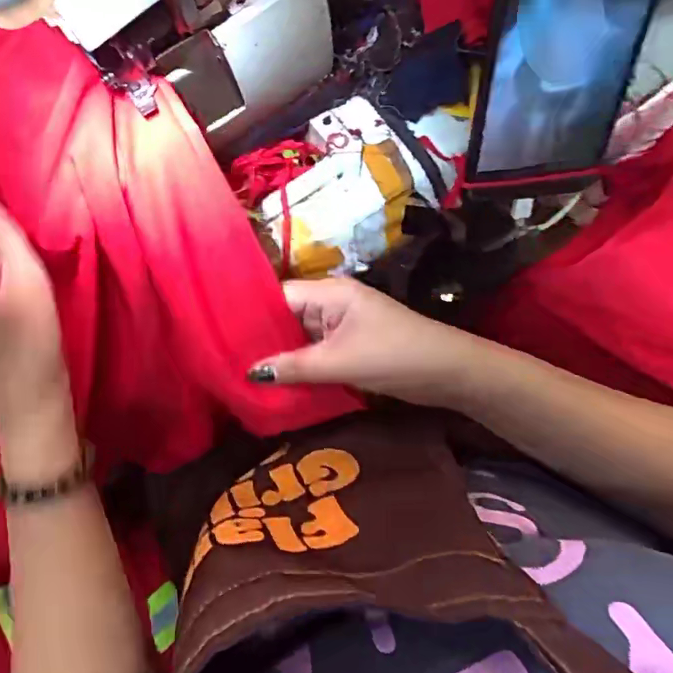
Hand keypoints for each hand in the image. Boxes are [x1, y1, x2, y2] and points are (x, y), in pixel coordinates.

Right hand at [249, 277, 496, 409]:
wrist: (452, 373)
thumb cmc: (395, 356)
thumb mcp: (340, 363)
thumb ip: (292, 367)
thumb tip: (249, 373)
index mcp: (328, 292)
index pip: (277, 297)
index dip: (249, 315)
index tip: (220, 335)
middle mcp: (330, 302)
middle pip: (283, 316)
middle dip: (260, 338)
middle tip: (225, 359)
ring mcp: (339, 324)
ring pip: (297, 336)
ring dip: (278, 354)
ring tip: (242, 371)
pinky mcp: (347, 344)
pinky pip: (312, 350)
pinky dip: (296, 364)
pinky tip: (276, 380)